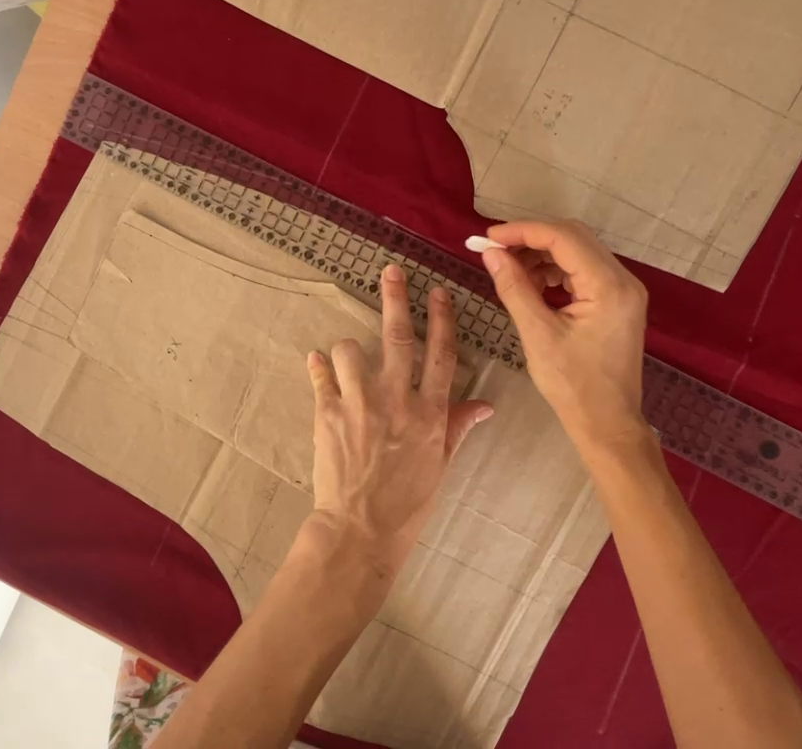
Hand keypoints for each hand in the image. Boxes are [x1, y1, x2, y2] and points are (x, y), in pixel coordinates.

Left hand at [303, 264, 494, 575]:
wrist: (361, 529)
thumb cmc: (407, 501)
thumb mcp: (441, 465)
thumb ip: (458, 427)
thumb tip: (485, 404)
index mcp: (429, 412)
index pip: (440, 355)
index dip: (441, 320)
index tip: (438, 292)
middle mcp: (397, 399)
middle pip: (398, 337)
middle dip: (395, 299)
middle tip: (390, 271)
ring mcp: (360, 403)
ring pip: (351, 349)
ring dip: (347, 347)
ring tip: (346, 356)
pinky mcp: (328, 413)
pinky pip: (320, 375)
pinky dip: (318, 366)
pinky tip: (316, 362)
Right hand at [478, 220, 651, 452]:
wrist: (607, 423)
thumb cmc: (573, 384)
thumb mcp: (537, 334)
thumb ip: (514, 288)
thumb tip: (490, 253)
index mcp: (609, 286)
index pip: (563, 238)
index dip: (522, 232)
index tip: (488, 238)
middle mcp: (623, 280)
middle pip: (573, 238)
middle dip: (530, 239)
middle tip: (494, 250)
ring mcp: (622, 290)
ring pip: (577, 251)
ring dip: (540, 254)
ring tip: (508, 269)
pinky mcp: (616, 301)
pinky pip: (582, 270)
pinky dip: (553, 269)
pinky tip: (531, 283)